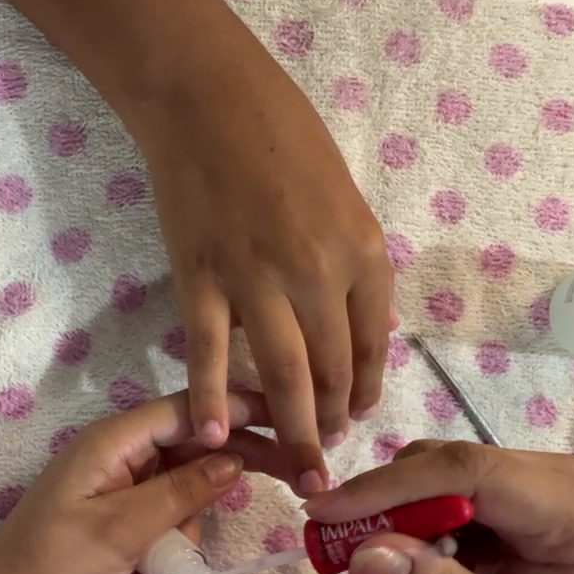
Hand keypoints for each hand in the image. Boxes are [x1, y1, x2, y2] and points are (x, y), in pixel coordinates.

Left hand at [0, 391, 281, 573]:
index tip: (292, 421)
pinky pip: (157, 528)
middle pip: (191, 453)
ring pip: (179, 499)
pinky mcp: (114, 521)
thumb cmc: (54, 567)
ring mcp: (115, 490)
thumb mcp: (122, 530)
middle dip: (218, 488)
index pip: (189, 409)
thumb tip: (234, 460)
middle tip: (287, 487)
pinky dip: (160, 559)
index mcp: (113, 441)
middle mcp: (117, 456)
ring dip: (181, 542)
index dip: (241, 411)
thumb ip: (182, 491)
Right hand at [134, 58, 394, 495]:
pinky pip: (208, 355)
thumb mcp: (346, 201)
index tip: (356, 420)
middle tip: (322, 461)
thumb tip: (352, 331)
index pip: (372, 345)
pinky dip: (211, 400)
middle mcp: (317, 275)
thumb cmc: (286, 141)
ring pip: (282, 377)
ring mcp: (256, 283)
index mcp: (362, 251)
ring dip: (291, 432)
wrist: (210, 102)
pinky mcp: (201, 285)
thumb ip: (353, 269)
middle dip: (331, 425)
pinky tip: (215, 439)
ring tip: (295, 471)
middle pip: (331, 372)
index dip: (365, 393)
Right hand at [303, 441, 573, 573]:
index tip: (325, 513)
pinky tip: (396, 562)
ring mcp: (535, 481)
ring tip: (370, 567)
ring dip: (390, 511)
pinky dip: (404, 518)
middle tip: (337, 549)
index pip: (473, 473)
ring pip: (435, 469)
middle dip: (384, 501)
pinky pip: (437, 487)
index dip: (393, 486)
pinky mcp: (509, 491)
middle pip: (449, 463)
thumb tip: (366, 552)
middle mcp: (562, 481)